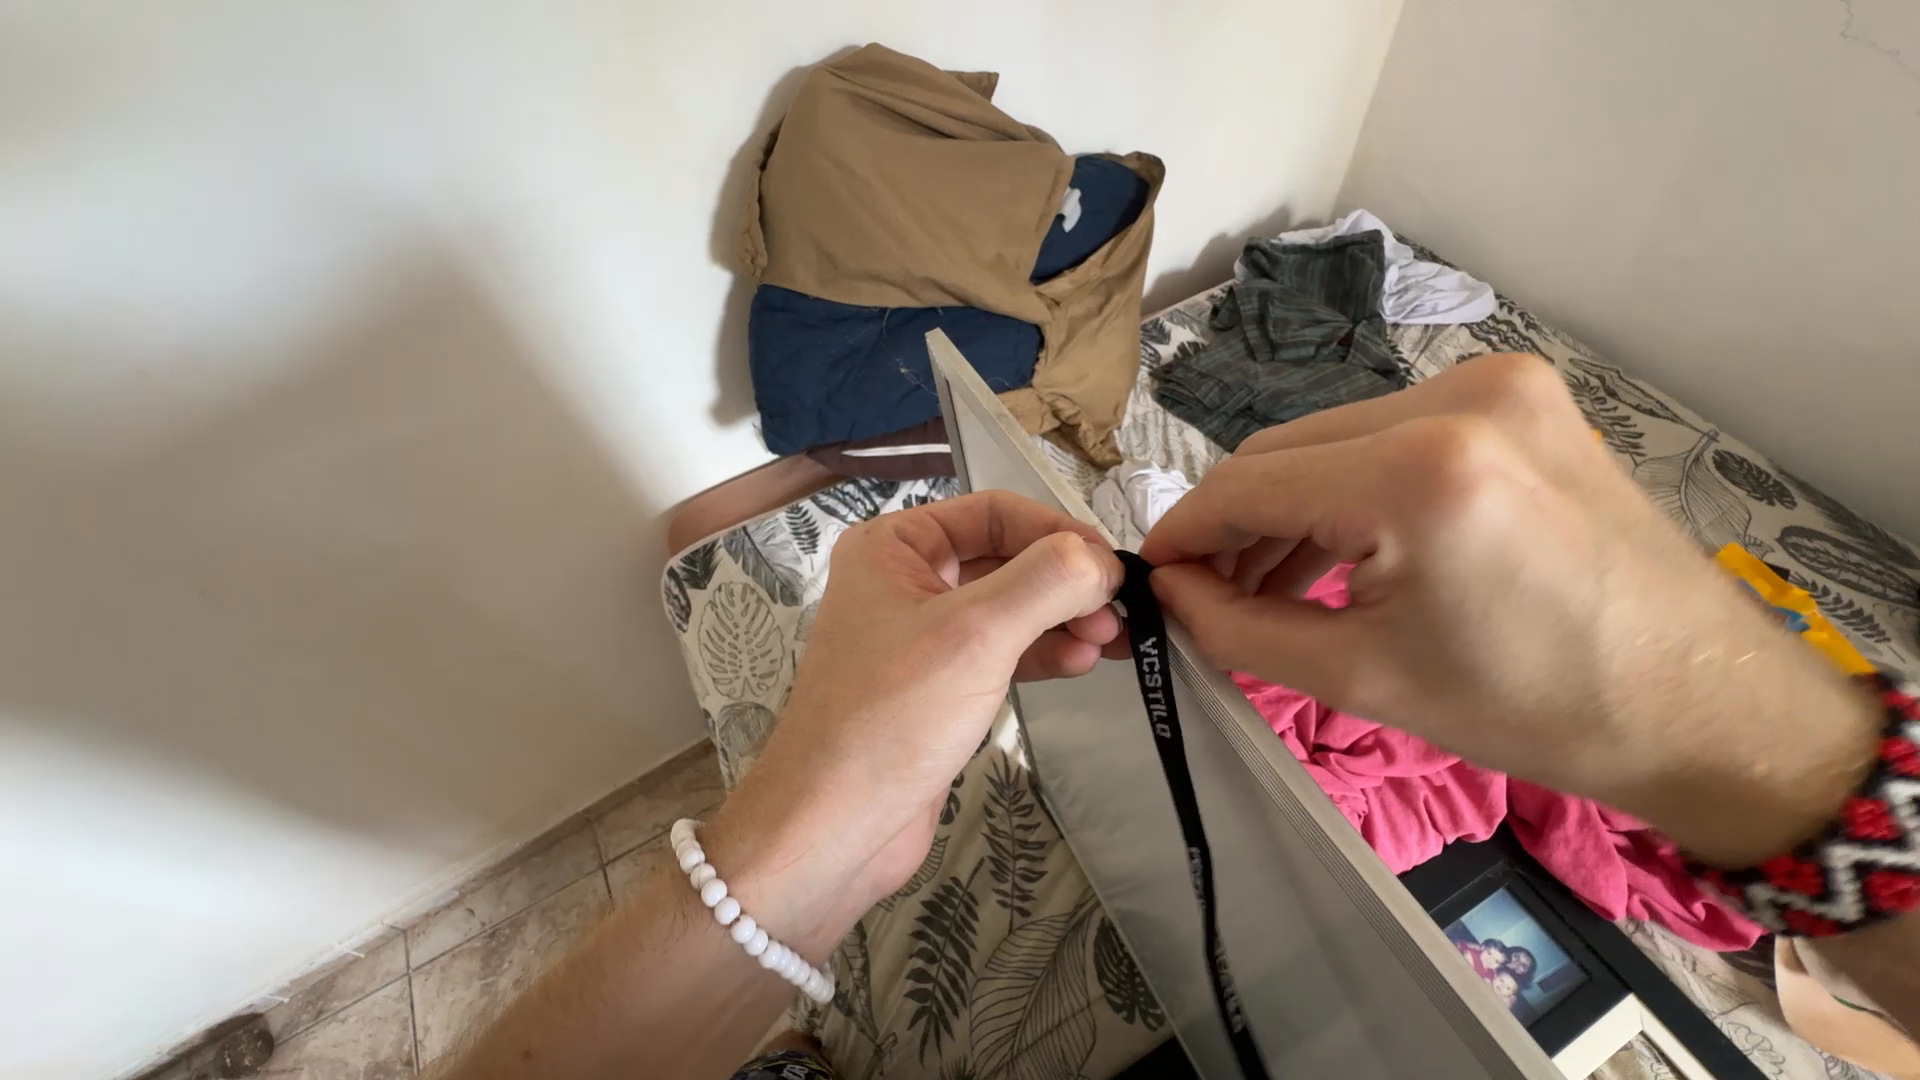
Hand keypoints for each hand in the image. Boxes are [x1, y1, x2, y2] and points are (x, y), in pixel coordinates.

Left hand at [703, 491, 1121, 957]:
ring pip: (1010, 608)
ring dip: (1062, 618)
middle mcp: (906, 580)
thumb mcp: (975, 633)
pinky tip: (1080, 661)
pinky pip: (1002, 651)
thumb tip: (1103, 558)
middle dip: (1065, 582)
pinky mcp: (940, 684)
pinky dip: (1043, 651)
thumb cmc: (892, 715)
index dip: (1059, 531)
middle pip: (1007, 559)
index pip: (995, 512)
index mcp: (895, 545)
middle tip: (1117, 610)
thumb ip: (1047, 581)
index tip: (1113, 564)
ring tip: (1110, 641)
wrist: (832, 828)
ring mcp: (923, 635)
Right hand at [1140, 354, 1882, 866]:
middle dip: (1230, 523)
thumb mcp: (1354, 676)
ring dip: (1282, 508)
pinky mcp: (1512, 398)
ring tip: (1259, 580)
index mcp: (1417, 473)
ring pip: (1326, 441)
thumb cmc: (1529, 710)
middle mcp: (1454, 399)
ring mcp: (1492, 386)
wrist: (1705, 709)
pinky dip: (1339, 492)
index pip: (1246, 484)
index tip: (1155, 572)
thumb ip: (1233, 626)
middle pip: (1282, 453)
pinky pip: (1380, 437)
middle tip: (1205, 588)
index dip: (1185, 531)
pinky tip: (1323, 551)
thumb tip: (1171, 588)